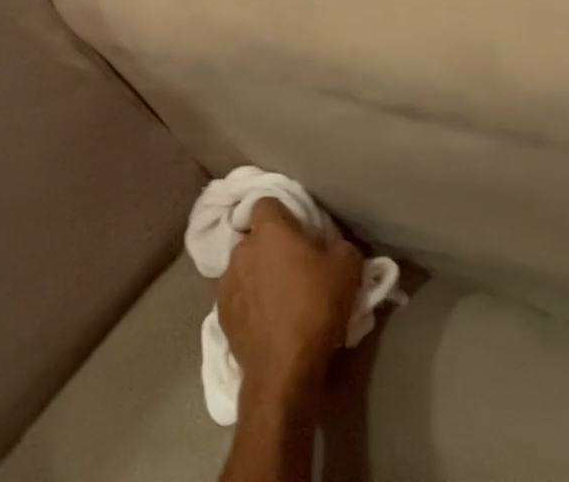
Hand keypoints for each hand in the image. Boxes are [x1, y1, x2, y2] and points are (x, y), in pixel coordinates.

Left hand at [218, 203, 363, 389]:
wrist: (284, 366)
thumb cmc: (318, 304)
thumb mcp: (349, 265)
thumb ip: (337, 244)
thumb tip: (327, 246)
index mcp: (270, 232)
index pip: (266, 202)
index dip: (283, 211)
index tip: (300, 226)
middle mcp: (241, 252)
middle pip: (256, 237)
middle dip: (273, 246)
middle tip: (297, 263)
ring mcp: (225, 285)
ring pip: (245, 267)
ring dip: (260, 274)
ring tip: (282, 295)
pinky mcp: (220, 316)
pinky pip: (239, 296)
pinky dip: (252, 301)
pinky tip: (270, 318)